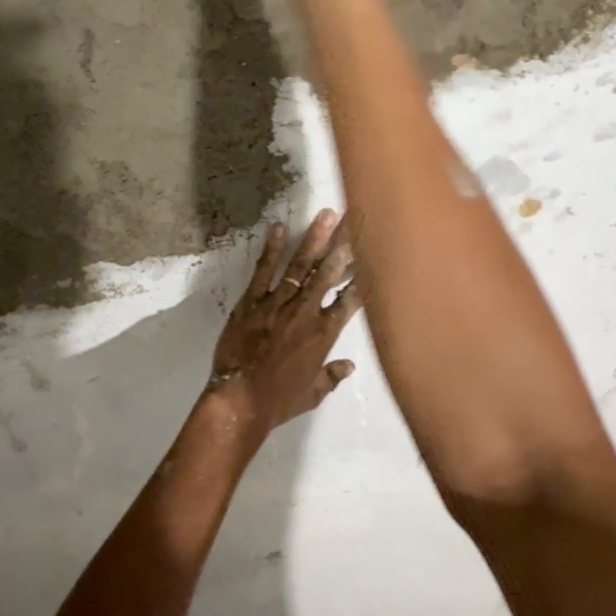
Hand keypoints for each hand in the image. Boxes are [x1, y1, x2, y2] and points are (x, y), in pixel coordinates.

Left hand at [208, 209, 365, 431]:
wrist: (240, 401)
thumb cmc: (279, 401)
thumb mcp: (312, 393)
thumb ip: (332, 376)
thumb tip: (350, 366)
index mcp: (324, 333)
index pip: (351, 298)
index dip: (363, 275)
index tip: (375, 254)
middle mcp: (306, 311)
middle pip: (330, 271)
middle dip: (345, 242)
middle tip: (356, 217)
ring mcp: (278, 303)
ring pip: (301, 265)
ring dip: (315, 238)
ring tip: (327, 214)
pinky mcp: (252, 301)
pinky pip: (264, 270)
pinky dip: (272, 249)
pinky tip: (279, 227)